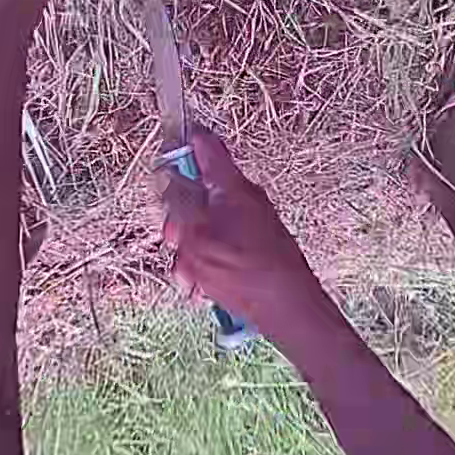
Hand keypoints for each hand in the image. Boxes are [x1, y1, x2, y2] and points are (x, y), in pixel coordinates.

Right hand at [161, 130, 334, 337]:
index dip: (181, 143)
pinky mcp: (256, 247)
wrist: (290, 311)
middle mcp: (244, 199)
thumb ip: (179, 205)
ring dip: (191, 251)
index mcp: (232, 187)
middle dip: (179, 221)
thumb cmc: (244, 272)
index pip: (206, 146)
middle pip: (200, 193)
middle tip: (174, 243)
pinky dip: (207, 264)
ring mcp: (252, 223)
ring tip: (191, 280)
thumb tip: (167, 176)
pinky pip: (222, 246)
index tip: (163, 154)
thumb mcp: (197, 238)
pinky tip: (204, 290)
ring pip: (207, 225)